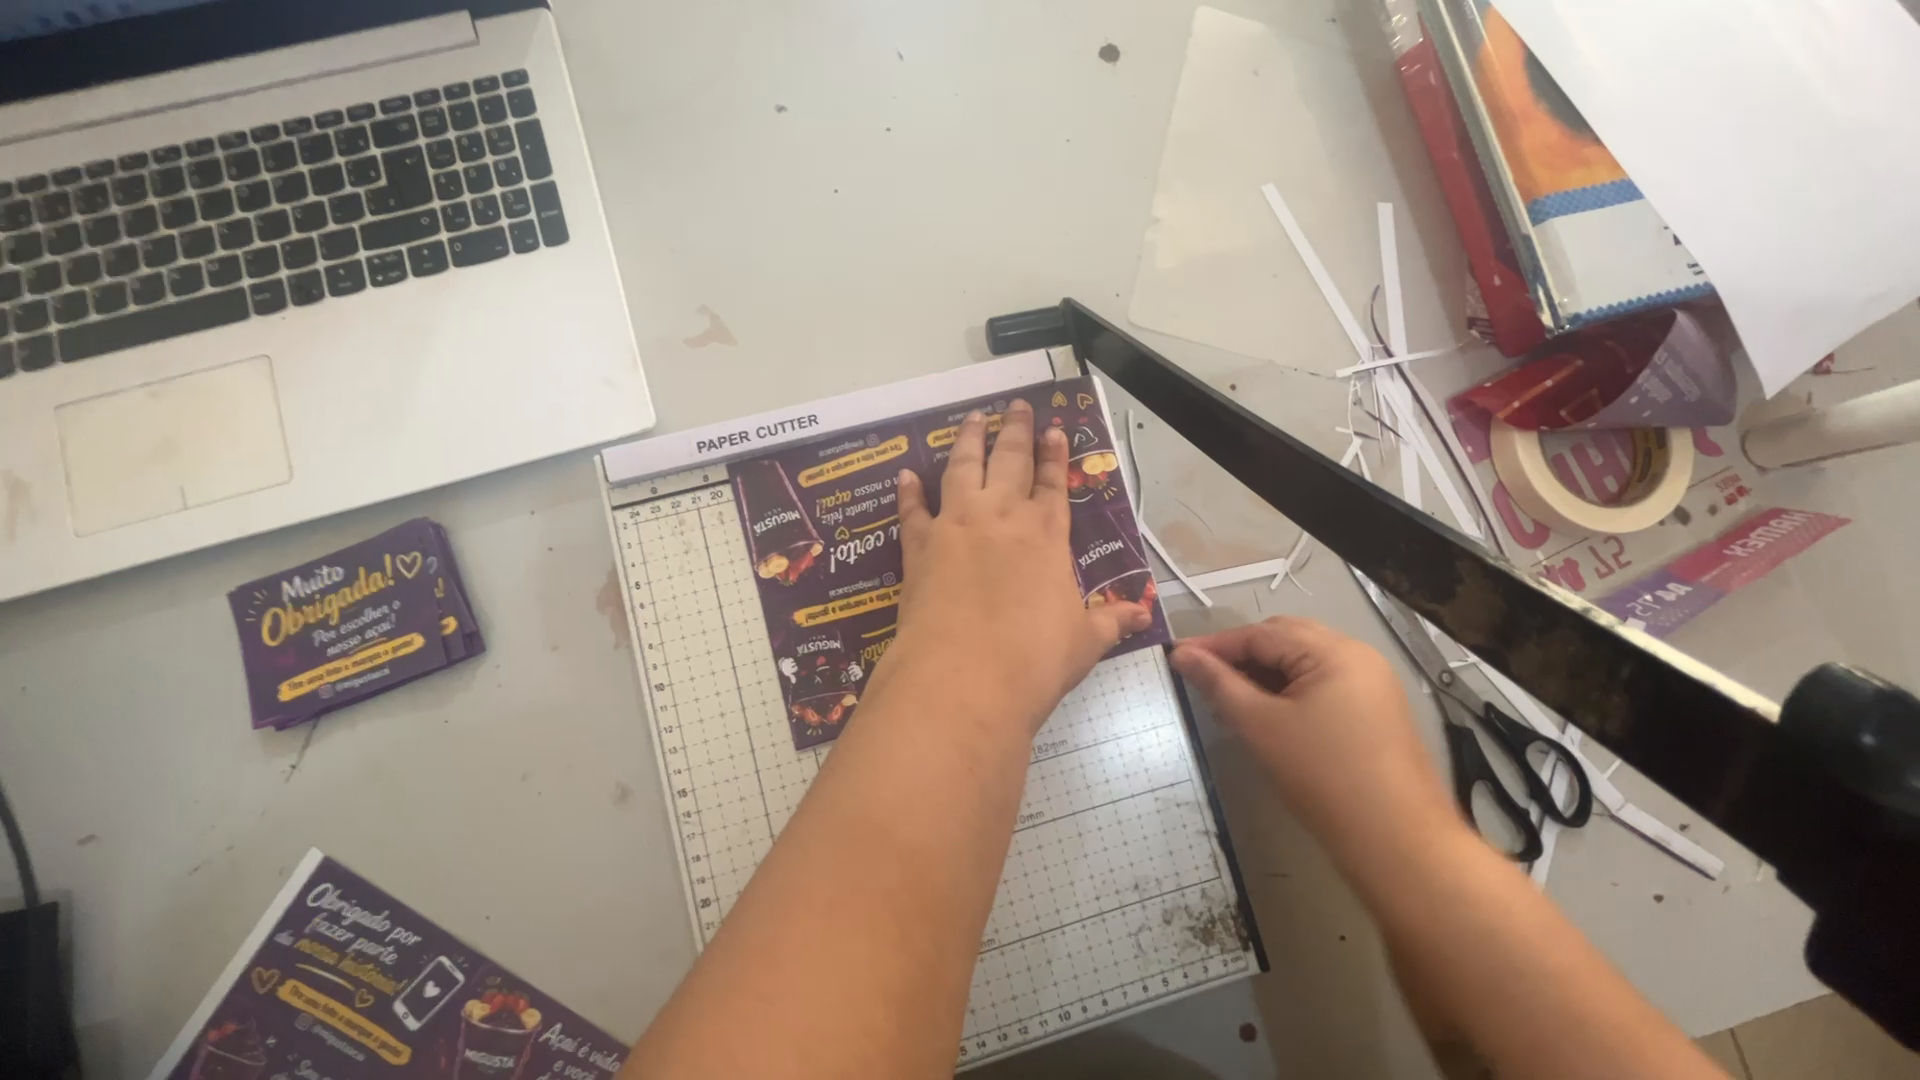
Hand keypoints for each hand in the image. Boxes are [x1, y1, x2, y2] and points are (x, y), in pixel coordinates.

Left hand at [879, 400, 1150, 734]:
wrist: (964, 677)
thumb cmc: (1034, 659)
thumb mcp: (1084, 641)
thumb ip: (1110, 621)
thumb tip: (1143, 615)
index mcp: (1045, 535)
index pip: (1053, 484)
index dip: (1054, 456)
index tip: (1053, 428)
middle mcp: (1001, 518)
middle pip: (1009, 462)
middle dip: (1015, 431)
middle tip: (1015, 406)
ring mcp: (956, 527)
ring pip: (961, 470)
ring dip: (967, 441)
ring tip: (972, 419)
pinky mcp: (919, 547)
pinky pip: (913, 511)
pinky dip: (909, 493)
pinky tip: (906, 476)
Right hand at [1171, 617, 1460, 858]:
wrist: (1397, 842)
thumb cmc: (1324, 777)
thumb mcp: (1260, 726)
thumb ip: (1218, 684)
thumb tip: (1181, 655)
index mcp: (1334, 652)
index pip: (1261, 634)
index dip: (1215, 645)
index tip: (1176, 657)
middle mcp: (1357, 656)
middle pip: (1285, 640)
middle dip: (1240, 655)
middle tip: (1201, 676)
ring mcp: (1370, 684)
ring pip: (1302, 663)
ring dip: (1262, 673)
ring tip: (1226, 698)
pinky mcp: (1373, 711)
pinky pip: (1320, 684)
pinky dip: (1287, 691)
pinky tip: (1263, 714)